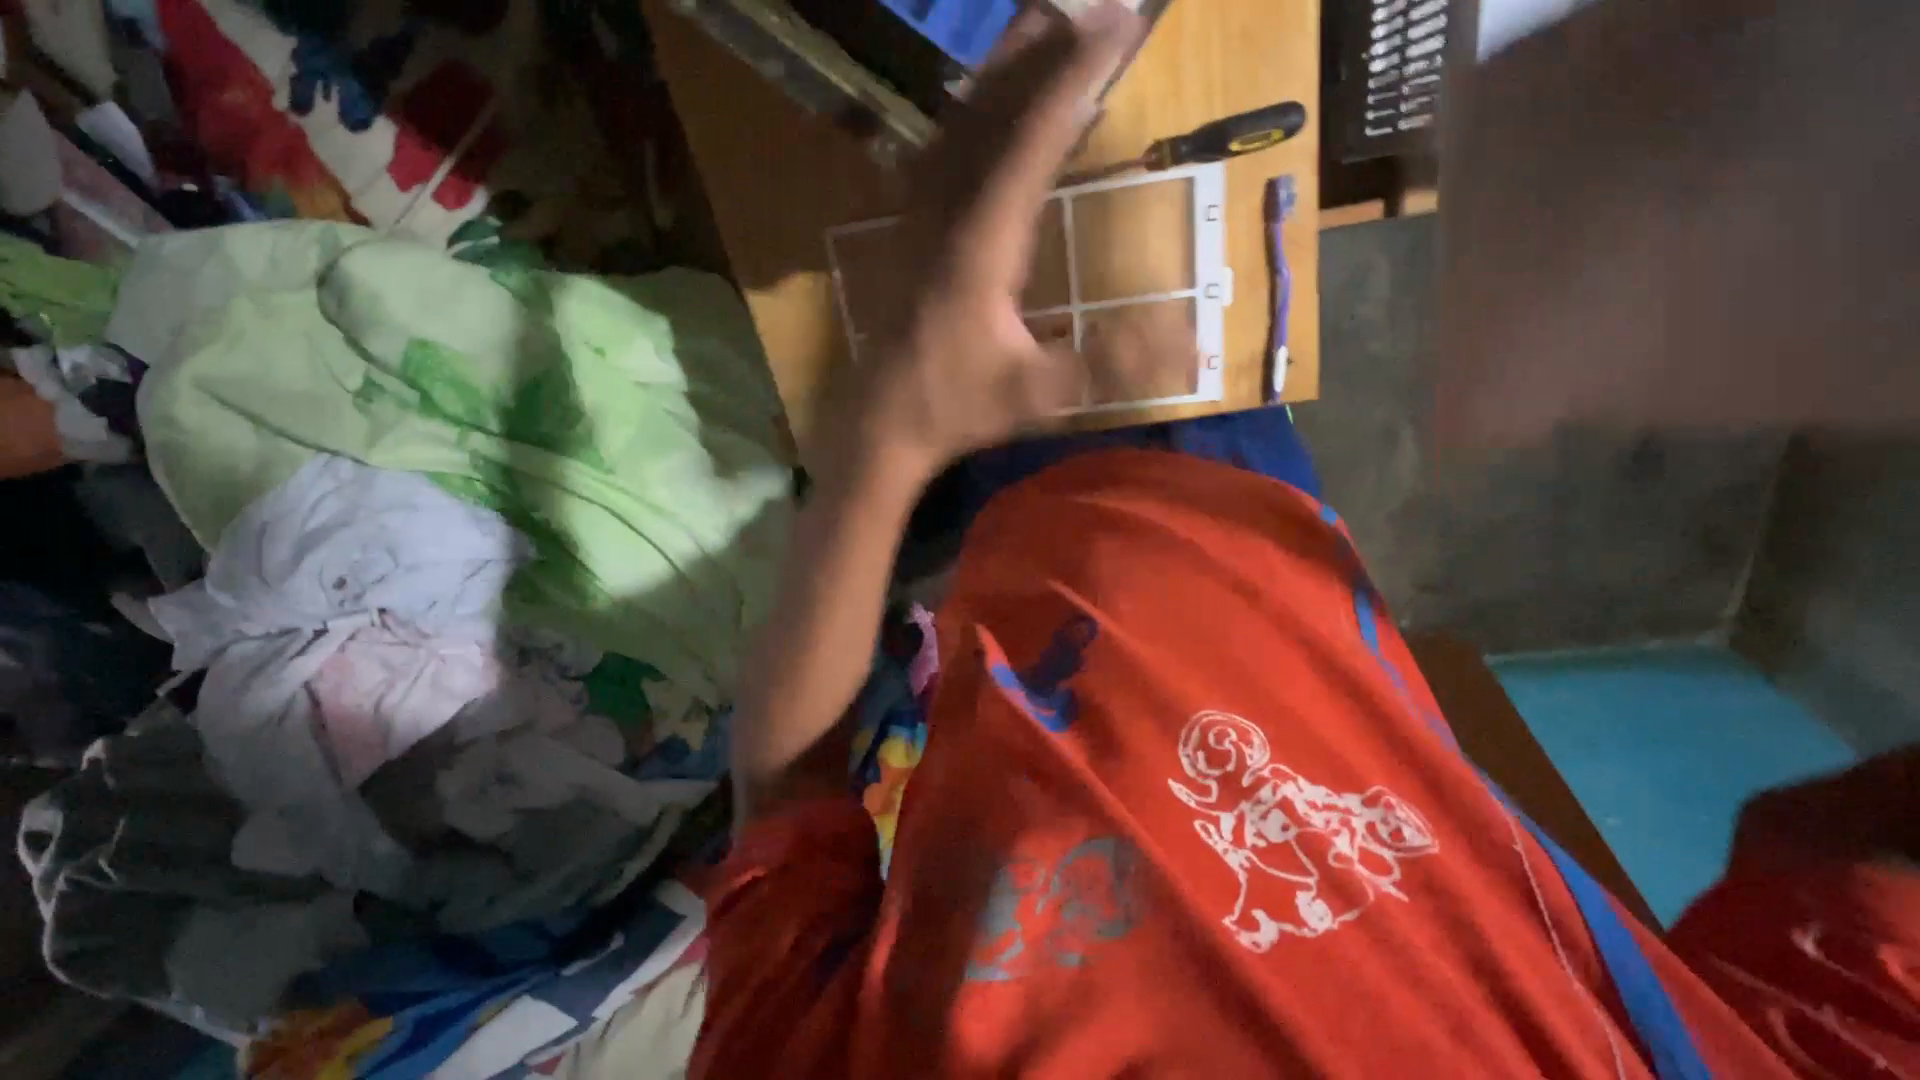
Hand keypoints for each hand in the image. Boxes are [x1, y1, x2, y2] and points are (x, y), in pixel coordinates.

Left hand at [823, 3, 1144, 485]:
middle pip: (991, 113)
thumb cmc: (957, 409)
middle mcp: (946, 215)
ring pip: (957, 123)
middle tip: (1087, 5)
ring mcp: (919, 218)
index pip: (1031, 144)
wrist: (880, 423)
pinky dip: (965, 111)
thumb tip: (1189, 343)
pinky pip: (935, 151)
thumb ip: (1108, 365)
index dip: (1072, 80)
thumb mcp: (1039, 395)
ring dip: (1000, 71)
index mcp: (982, 247)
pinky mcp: (907, 230)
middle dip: (1042, 54)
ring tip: (1038, 24)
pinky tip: (978, 98)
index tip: (1113, 26)